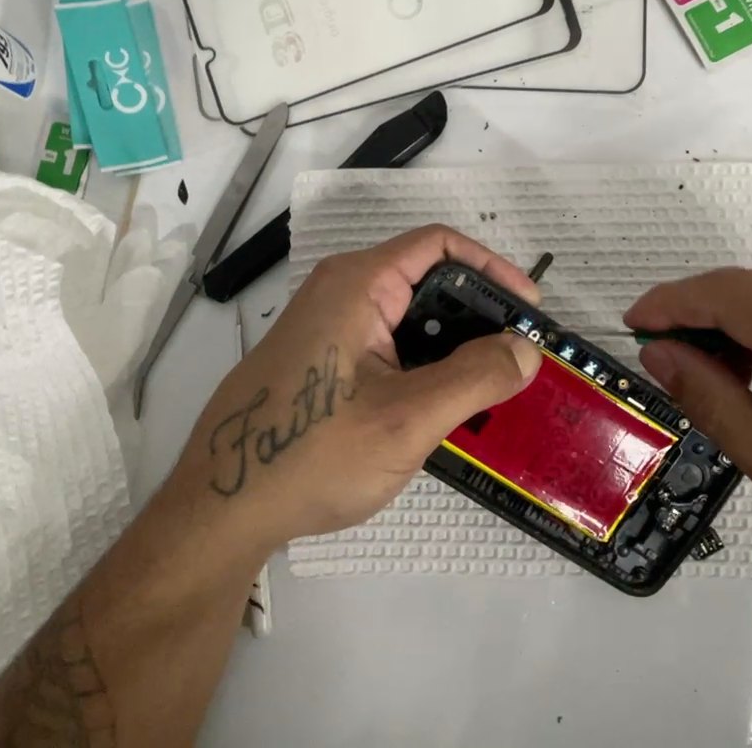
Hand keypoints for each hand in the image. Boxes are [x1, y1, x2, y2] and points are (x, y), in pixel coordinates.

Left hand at [164, 225, 541, 553]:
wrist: (222, 505)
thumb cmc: (312, 455)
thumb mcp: (406, 419)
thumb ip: (474, 378)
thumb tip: (526, 349)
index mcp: (357, 284)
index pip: (439, 244)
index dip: (493, 268)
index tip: (529, 312)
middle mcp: (339, 291)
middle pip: (425, 278)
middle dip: (476, 315)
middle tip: (514, 362)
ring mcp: (325, 326)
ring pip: (406, 316)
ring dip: (450, 345)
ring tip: (485, 390)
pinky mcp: (319, 358)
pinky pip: (384, 344)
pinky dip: (421, 364)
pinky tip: (437, 406)